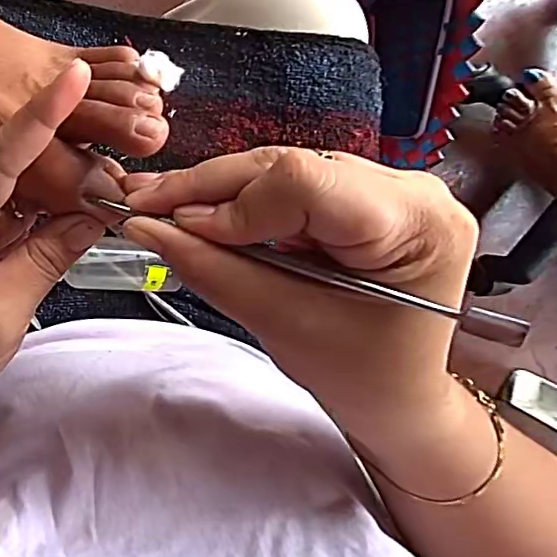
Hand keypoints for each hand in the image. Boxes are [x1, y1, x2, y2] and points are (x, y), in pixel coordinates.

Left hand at [0, 60, 108, 425]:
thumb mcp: (3, 309)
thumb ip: (48, 256)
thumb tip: (94, 215)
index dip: (38, 118)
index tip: (71, 79)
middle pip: (14, 166)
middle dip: (62, 147)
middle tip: (111, 128)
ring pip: (24, 190)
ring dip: (65, 184)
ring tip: (109, 174)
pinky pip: (25, 215)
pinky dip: (56, 213)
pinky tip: (85, 208)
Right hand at [121, 147, 477, 426]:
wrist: (396, 391)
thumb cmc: (360, 372)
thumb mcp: (279, 322)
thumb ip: (210, 268)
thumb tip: (146, 227)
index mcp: (414, 223)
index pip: (303, 182)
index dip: (230, 203)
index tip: (176, 227)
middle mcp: (405, 188)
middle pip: (282, 165)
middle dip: (204, 188)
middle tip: (142, 206)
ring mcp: (379, 185)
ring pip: (271, 168)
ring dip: (208, 190)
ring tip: (156, 207)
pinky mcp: (349, 192)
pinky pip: (274, 182)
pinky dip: (227, 199)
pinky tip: (189, 208)